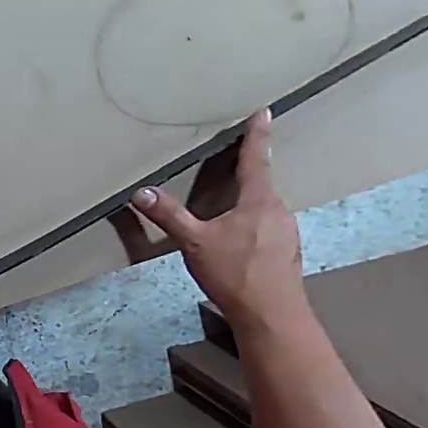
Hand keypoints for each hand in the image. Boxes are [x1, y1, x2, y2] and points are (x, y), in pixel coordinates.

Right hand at [128, 108, 307, 328]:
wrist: (271, 315)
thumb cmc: (235, 273)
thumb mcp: (194, 242)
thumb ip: (169, 216)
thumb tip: (141, 192)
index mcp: (259, 202)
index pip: (256, 160)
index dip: (257, 136)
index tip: (264, 112)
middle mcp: (278, 212)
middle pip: (261, 186)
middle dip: (248, 175)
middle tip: (236, 162)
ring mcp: (286, 234)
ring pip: (264, 210)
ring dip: (249, 205)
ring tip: (230, 209)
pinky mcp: (286, 254)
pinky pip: (268, 229)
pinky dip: (253, 226)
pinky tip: (240, 243)